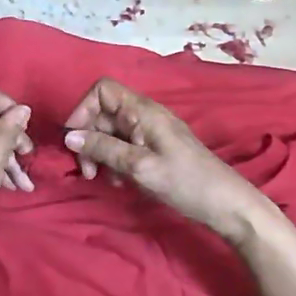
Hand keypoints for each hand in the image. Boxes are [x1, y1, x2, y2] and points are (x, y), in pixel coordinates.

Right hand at [63, 78, 272, 242]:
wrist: (225, 204)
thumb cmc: (185, 182)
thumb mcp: (140, 166)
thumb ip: (104, 149)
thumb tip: (69, 136)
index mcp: (143, 110)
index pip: (102, 90)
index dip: (83, 110)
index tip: (75, 140)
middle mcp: (145, 115)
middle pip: (103, 113)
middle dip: (89, 138)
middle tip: (88, 171)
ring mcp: (151, 132)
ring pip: (111, 132)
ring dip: (100, 153)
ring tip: (104, 179)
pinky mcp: (155, 149)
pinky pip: (124, 147)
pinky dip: (115, 161)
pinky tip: (120, 182)